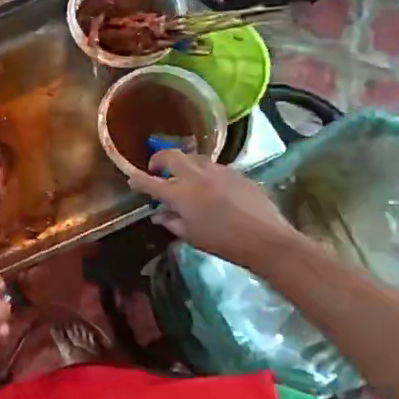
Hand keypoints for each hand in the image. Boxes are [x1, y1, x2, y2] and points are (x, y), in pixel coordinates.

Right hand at [127, 148, 305, 268]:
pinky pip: (215, 168)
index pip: (150, 182)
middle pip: (171, 156)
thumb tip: (159, 214)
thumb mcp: (191, 236)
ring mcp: (218, 171)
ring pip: (194, 158)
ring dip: (184, 164)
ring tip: (185, 177)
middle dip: (159, 159)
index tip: (132, 179)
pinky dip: (206, 173)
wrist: (266, 239)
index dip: (138, 180)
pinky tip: (212, 187)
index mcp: (180, 194)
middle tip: (157, 169)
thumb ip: (171, 222)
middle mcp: (196, 176)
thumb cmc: (223, 243)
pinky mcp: (237, 173)